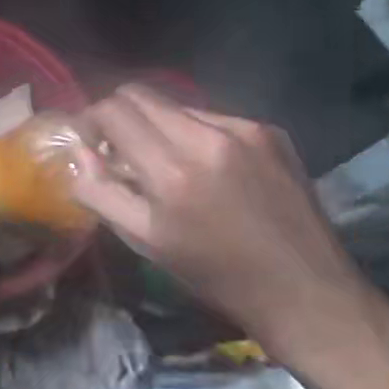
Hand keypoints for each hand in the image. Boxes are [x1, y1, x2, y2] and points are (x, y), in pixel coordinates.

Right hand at [70, 85, 369, 353]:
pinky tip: (206, 166)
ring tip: (165, 160)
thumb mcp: (141, 238)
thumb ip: (96, 189)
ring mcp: (245, 131)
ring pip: (174, 104)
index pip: (111, 110)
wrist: (310, 294)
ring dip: (156, 124)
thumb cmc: (213, 272)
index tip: (89, 143)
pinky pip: (210, 116)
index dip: (90, 120)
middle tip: (118, 146)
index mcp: (171, 170)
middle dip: (118, 114)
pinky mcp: (271, 133)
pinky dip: (193, 133)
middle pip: (138, 94)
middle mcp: (207, 138)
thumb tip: (79, 151)